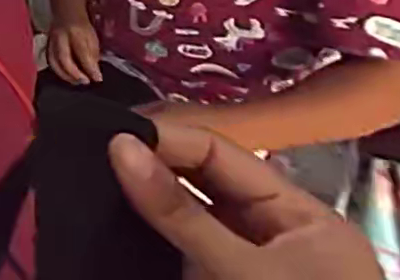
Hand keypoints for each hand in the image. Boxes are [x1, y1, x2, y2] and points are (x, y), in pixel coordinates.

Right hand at [47, 18, 104, 84]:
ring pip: (53, 61)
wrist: (66, 13)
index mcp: (75, 32)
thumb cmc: (82, 26)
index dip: (90, 68)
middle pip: (63, 58)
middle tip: (85, 82)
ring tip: (76, 82)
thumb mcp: (92, 38)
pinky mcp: (46, 45)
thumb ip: (93, 56)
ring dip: (65, 75)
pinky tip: (67, 76)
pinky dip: (58, 71)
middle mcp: (60, 36)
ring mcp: (51, 40)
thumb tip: (96, 76)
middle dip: (75, 74)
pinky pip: (50, 60)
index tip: (98, 79)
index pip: (82, 52)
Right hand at [109, 123, 381, 279]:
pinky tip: (118, 222)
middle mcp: (277, 234)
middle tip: (96, 153)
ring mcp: (251, 268)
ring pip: (190, 213)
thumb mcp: (244, 278)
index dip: (167, 139)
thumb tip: (118, 142)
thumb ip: (181, 212)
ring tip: (97, 178)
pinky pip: (184, 248)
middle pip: (205, 180)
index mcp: (303, 217)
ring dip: (148, 199)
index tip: (111, 135)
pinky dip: (154, 235)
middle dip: (153, 166)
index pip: (221, 152)